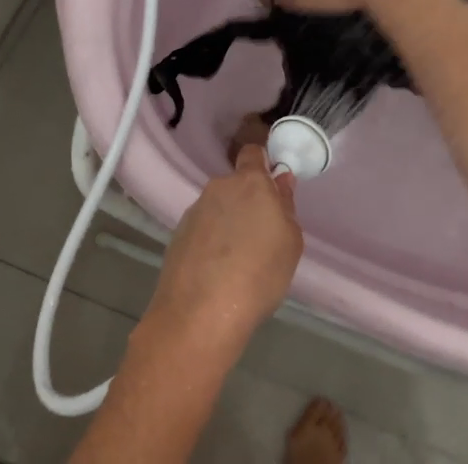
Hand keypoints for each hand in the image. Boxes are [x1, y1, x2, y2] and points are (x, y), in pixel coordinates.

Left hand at [143, 144, 303, 354]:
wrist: (200, 315)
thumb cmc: (259, 274)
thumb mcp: (290, 242)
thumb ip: (285, 206)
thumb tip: (280, 180)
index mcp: (250, 183)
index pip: (253, 152)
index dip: (262, 163)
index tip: (271, 187)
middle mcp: (218, 188)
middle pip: (236, 186)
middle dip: (247, 203)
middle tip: (261, 237)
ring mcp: (193, 212)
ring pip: (218, 210)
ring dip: (228, 225)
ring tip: (238, 262)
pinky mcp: (177, 236)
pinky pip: (202, 231)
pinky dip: (210, 244)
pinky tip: (216, 273)